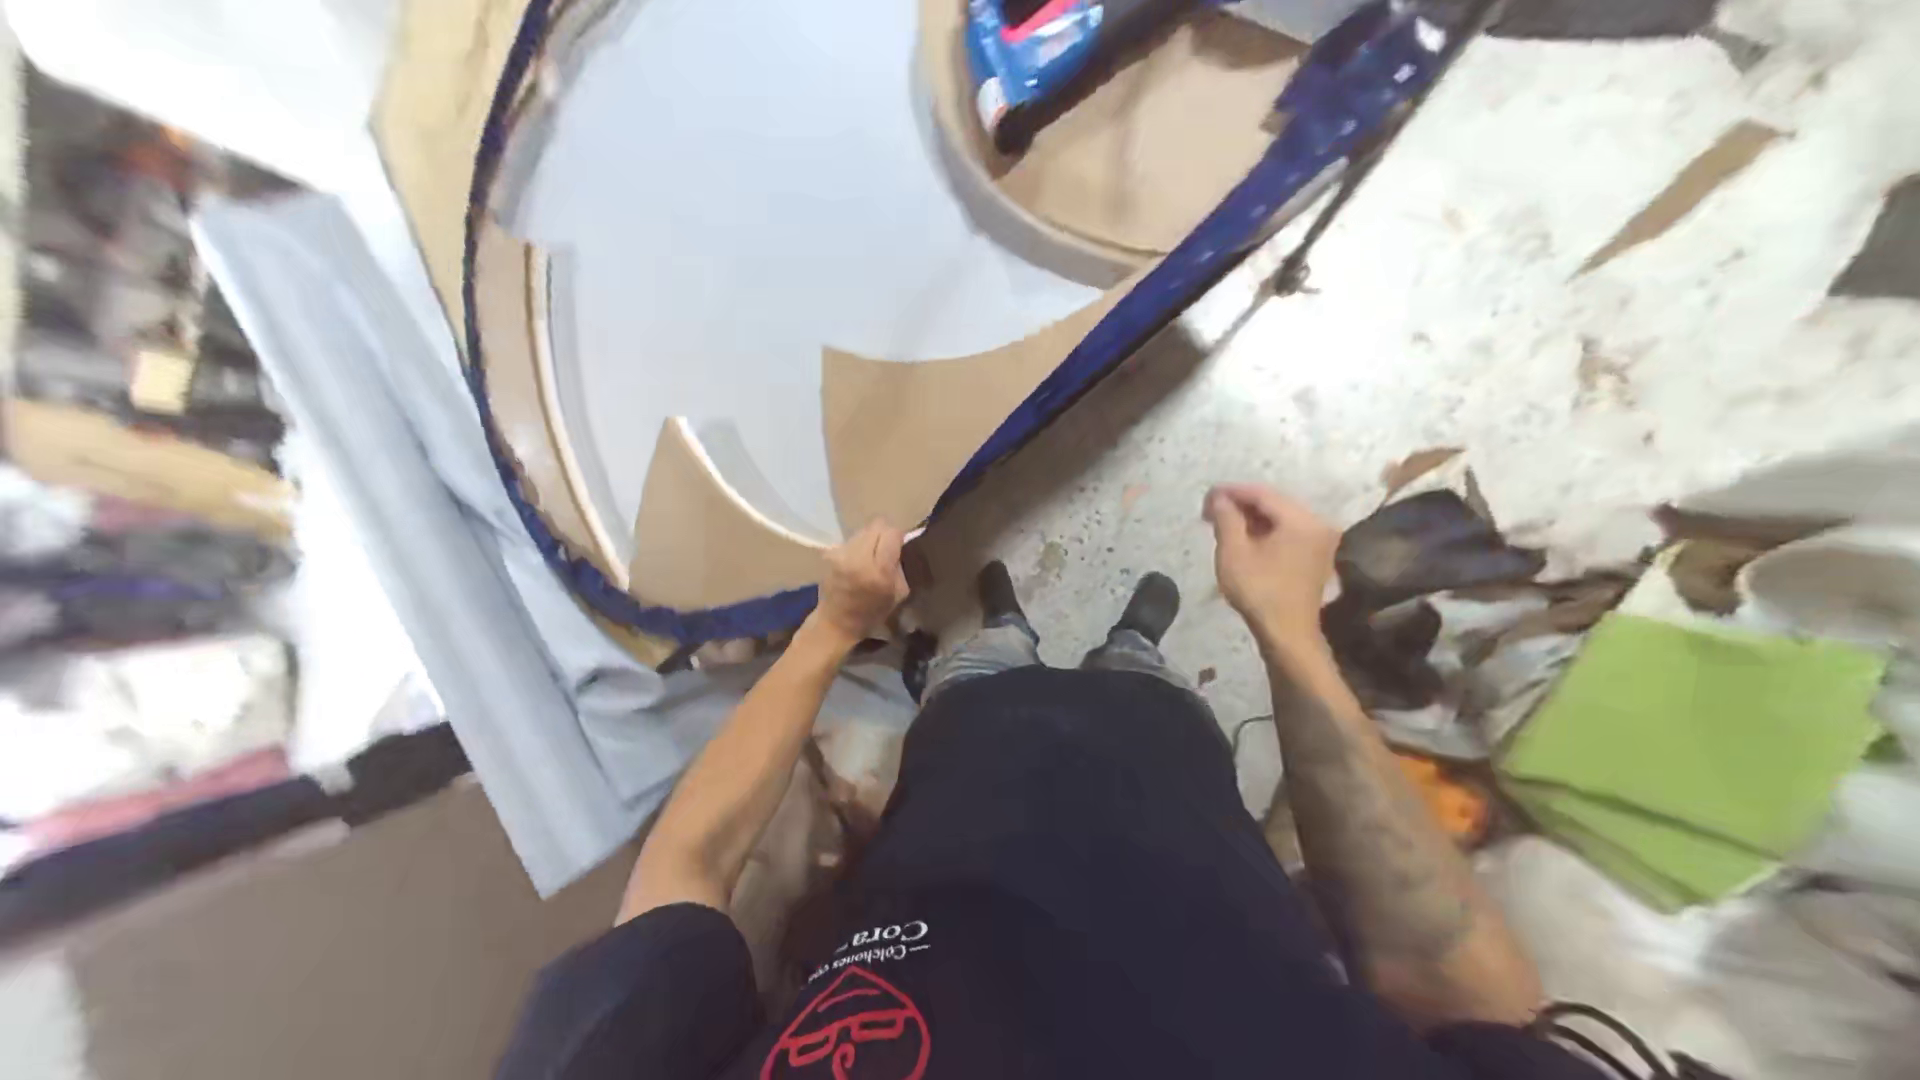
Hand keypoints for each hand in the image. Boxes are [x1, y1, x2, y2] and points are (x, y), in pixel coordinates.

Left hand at [809, 519, 910, 647]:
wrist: (837, 622)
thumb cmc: (872, 613)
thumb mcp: (898, 593)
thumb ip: (900, 566)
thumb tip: (899, 545)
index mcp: (879, 570)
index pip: (891, 533)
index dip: (897, 536)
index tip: (899, 545)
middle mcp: (858, 558)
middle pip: (876, 525)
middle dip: (884, 534)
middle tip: (885, 548)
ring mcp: (842, 554)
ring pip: (863, 530)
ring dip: (870, 538)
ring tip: (871, 555)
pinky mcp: (830, 554)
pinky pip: (851, 540)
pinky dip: (858, 545)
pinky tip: (858, 560)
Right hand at [1204, 483, 1338, 658]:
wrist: (1287, 633)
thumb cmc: (1258, 591)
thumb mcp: (1233, 552)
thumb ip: (1226, 518)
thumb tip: (1219, 497)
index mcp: (1300, 520)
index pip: (1262, 493)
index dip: (1232, 491)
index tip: (1207, 496)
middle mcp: (1316, 523)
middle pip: (1274, 502)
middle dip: (1240, 503)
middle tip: (1211, 509)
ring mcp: (1319, 539)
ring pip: (1280, 516)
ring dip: (1251, 516)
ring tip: (1222, 522)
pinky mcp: (1316, 554)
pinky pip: (1287, 530)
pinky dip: (1264, 529)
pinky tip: (1242, 535)